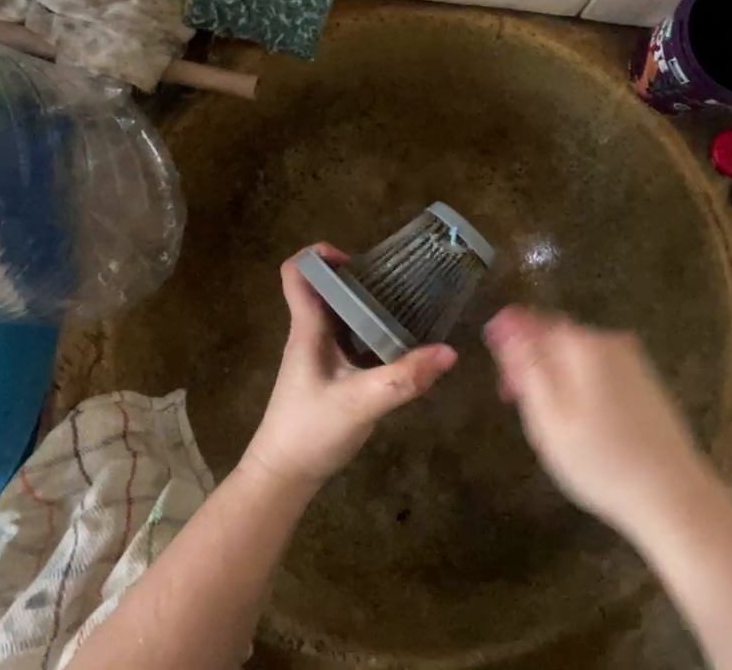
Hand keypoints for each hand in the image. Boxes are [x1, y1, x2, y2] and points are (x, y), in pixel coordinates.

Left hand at [238, 244, 457, 491]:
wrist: (283, 476)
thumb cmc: (309, 431)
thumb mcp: (361, 404)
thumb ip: (403, 380)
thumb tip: (448, 352)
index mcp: (307, 329)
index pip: (297, 272)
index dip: (320, 255)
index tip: (358, 261)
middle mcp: (311, 334)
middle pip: (327, 288)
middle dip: (359, 277)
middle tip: (398, 283)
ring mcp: (319, 355)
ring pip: (341, 313)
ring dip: (368, 305)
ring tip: (407, 307)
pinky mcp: (329, 374)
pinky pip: (351, 339)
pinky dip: (373, 332)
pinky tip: (400, 345)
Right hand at [484, 305, 723, 538]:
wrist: (674, 496)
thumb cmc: (601, 460)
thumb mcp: (549, 417)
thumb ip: (527, 367)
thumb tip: (508, 326)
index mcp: (584, 345)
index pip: (535, 323)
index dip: (509, 334)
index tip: (491, 351)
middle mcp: (611, 343)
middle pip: (558, 338)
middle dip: (532, 358)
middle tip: (511, 396)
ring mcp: (634, 363)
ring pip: (579, 357)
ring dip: (555, 373)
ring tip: (542, 415)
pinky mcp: (647, 386)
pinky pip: (600, 372)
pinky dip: (580, 385)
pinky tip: (578, 421)